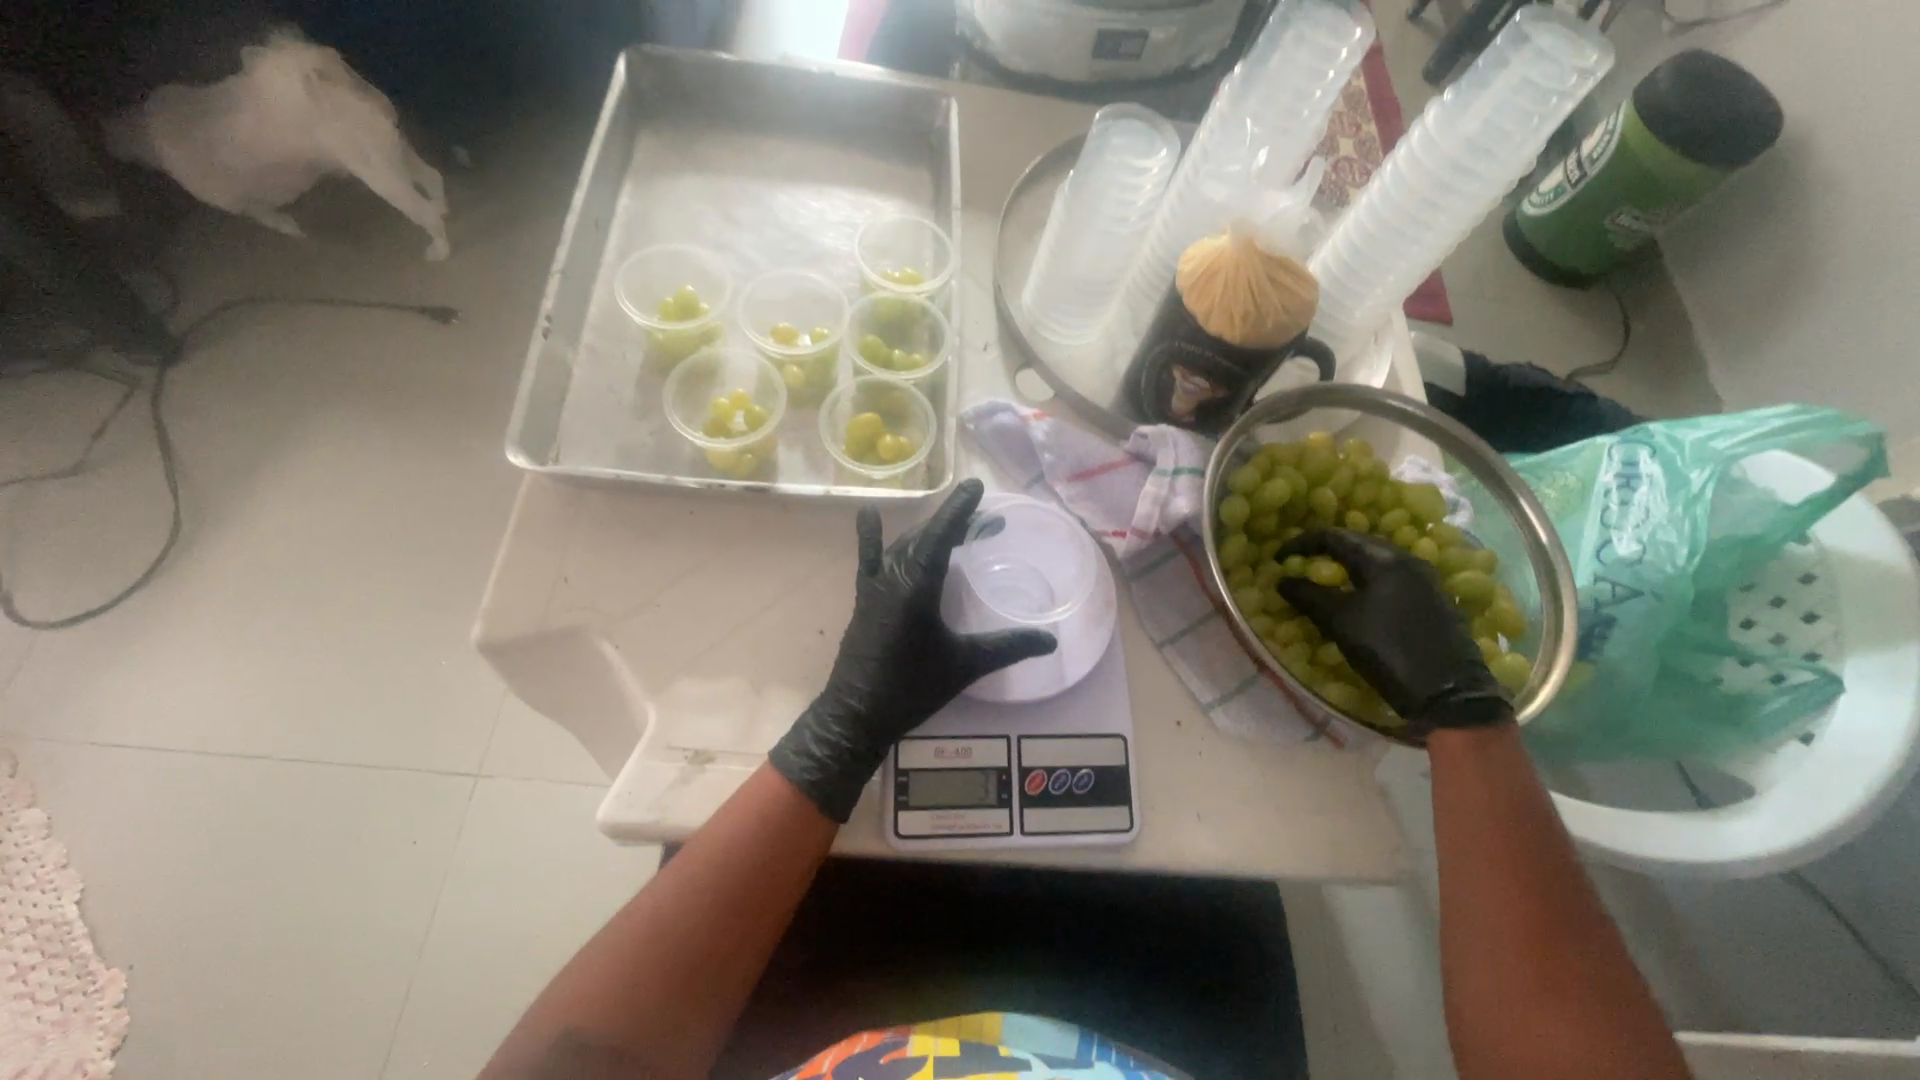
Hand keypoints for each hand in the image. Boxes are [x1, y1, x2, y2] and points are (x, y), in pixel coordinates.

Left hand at [769, 479, 1058, 820]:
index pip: (941, 535)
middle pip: (925, 538)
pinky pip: (871, 560)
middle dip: (954, 524)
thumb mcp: (965, 666)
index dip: (959, 510)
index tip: (975, 486)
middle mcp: (893, 578)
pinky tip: (868, 515)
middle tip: (986, 522)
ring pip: (903, 547)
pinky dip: (872, 538)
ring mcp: (874, 588)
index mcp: (916, 587)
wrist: (856, 715)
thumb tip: (1050, 641)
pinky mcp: (864, 600)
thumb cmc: (912, 688)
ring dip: (929, 534)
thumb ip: (1008, 648)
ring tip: (956, 530)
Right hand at [1277, 528, 1510, 733]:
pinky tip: (1358, 600)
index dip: (1302, 544)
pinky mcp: (1434, 599)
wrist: (1449, 692)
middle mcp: (1408, 560)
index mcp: (1384, 559)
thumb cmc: (1388, 650)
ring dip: (1347, 567)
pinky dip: (1367, 581)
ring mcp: (1425, 579)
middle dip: (1325, 552)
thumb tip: (1282, 580)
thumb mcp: (1340, 623)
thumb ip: (1308, 596)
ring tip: (1325, 583)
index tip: (1279, 559)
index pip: (1334, 536)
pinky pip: (1392, 578)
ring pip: (1377, 561)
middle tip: (1301, 567)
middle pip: (1358, 543)